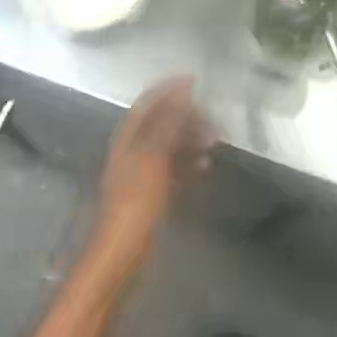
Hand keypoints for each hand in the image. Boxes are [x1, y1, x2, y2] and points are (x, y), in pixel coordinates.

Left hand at [92, 77, 214, 266]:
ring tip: (215, 144)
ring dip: (191, 140)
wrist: (121, 253)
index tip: (196, 82)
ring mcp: (141, 172)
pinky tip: (204, 167)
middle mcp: (133, 149)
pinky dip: (188, 163)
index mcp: (129, 138)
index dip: (170, 89)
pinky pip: (172, 168)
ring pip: (170, 145)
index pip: (149, 102)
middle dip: (188, 117)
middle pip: (162, 122)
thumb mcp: (154, 158)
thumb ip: (167, 124)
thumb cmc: (136, 203)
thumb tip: (180, 92)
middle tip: (214, 123)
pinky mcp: (150, 193)